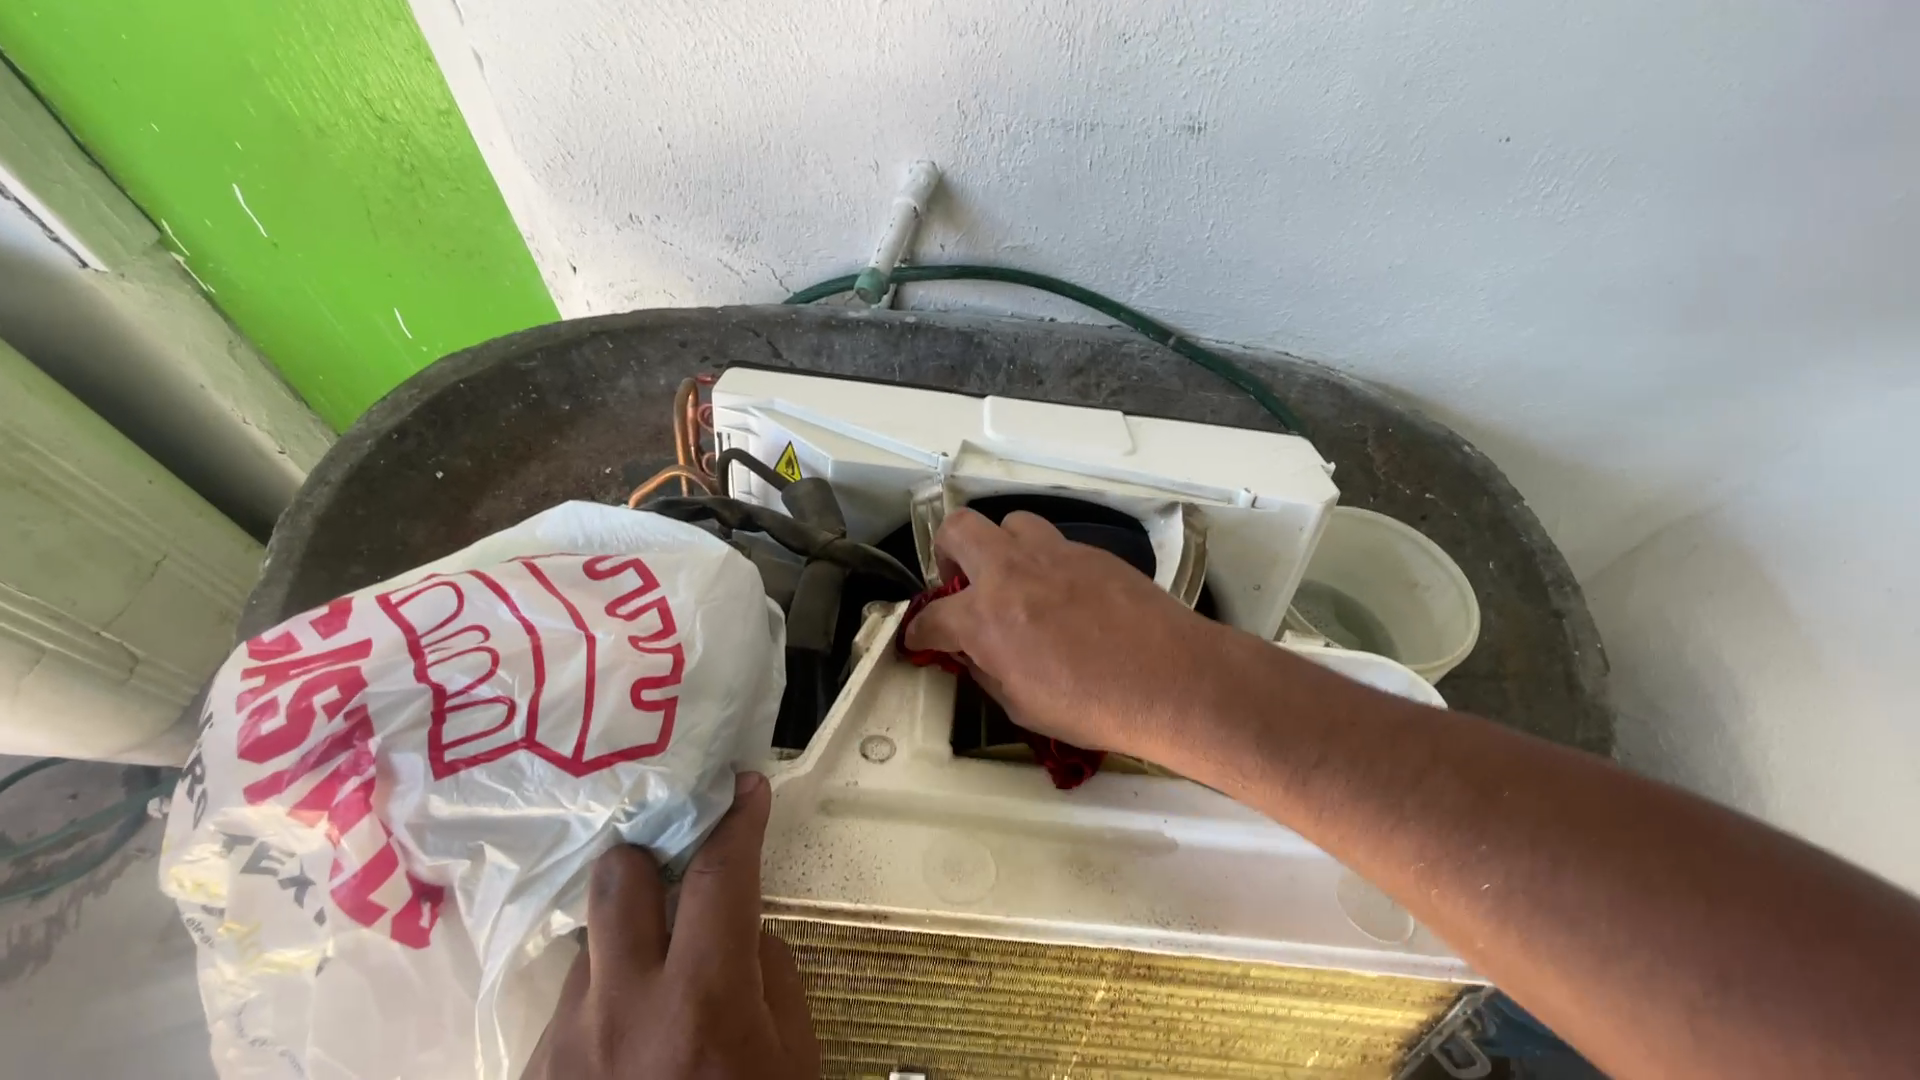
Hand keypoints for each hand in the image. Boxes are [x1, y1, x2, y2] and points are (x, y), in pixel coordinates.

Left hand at [522, 773, 819, 1079]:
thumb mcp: (791, 1062)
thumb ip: (768, 977)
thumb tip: (739, 929)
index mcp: (702, 1002)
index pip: (720, 876)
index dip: (738, 820)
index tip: (746, 786)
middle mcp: (621, 1007)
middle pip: (618, 878)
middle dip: (651, 857)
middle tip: (678, 874)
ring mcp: (566, 1042)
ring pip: (591, 944)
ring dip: (628, 942)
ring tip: (655, 986)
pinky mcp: (532, 1074)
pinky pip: (572, 1003)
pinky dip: (605, 1000)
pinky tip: (627, 1045)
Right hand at [902, 508, 1244, 762]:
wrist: (1171, 679)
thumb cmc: (1095, 706)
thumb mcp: (1022, 706)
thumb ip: (987, 670)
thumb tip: (974, 654)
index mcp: (986, 617)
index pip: (931, 617)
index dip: (918, 632)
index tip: (920, 639)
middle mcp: (1012, 572)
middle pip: (957, 529)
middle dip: (946, 554)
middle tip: (959, 584)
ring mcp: (1054, 554)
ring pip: (1010, 523)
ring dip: (1000, 548)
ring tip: (1013, 581)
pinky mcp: (1091, 552)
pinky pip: (1053, 544)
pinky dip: (1043, 563)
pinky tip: (1061, 596)